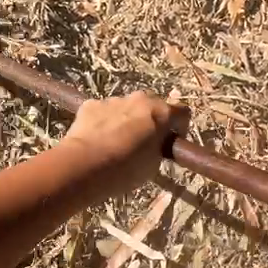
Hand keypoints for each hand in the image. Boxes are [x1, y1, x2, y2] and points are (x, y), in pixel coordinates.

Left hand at [60, 91, 186, 194]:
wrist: (85, 164)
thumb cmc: (126, 168)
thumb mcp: (153, 164)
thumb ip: (158, 147)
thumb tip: (154, 143)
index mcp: (161, 113)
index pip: (182, 112)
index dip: (180, 127)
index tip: (172, 142)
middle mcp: (140, 99)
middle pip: (153, 105)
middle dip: (152, 121)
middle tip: (144, 143)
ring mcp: (114, 99)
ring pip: (126, 107)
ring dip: (127, 120)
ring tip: (116, 144)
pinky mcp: (91, 104)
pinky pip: (104, 111)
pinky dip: (104, 122)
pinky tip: (97, 140)